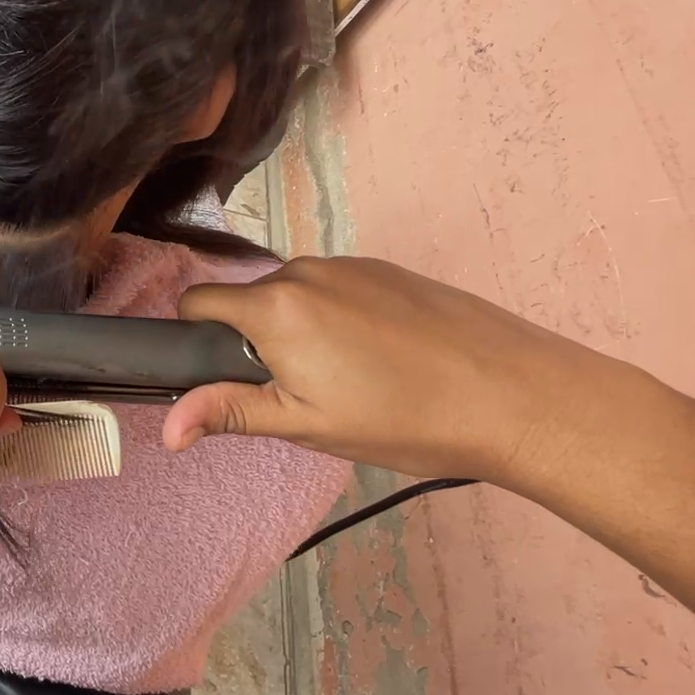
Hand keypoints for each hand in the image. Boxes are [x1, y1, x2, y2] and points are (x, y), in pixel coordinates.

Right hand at [163, 256, 598, 482]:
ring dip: (298, 324)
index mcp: (272, 307)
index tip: (236, 371)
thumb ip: (228, 412)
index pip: (196, 301)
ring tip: (351, 371)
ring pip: (291, 293)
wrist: (527, 398)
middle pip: (246, 299)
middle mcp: (300, 271)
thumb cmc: (405, 419)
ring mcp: (346, 264)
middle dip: (256, 336)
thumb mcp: (306, 424)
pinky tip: (384, 352)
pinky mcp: (384, 267)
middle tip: (305, 386)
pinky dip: (338, 313)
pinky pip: (334, 285)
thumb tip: (167, 430)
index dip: (200, 335)